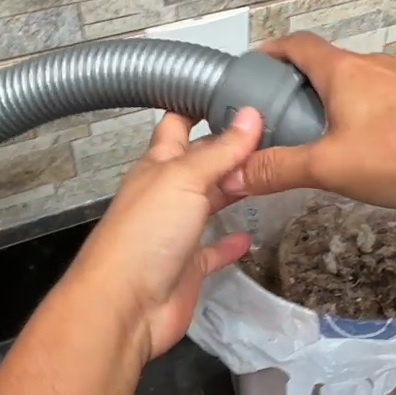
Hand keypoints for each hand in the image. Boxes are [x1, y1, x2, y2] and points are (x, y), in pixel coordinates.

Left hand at [59, 107, 261, 363]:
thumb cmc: (144, 234)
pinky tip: (249, 236)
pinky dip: (230, 243)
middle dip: (229, 148)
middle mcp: (166, 193)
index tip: (233, 88)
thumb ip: (220, 150)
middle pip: (201, 162)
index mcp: (158, 165)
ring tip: (269, 173)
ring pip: (209, 201)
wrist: (124, 306)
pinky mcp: (188, 266)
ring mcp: (176, 230)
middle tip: (271, 132)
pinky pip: (213, 250)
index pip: (177, 123)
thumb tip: (250, 113)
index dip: (199, 104)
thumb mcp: (184, 179)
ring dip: (234, 189)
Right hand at [229, 32, 395, 208]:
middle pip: (326, 63)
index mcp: (343, 70)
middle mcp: (373, 66)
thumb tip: (234, 175)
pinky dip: (362, 112)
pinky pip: (383, 99)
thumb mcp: (329, 166)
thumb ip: (279, 169)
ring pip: (356, 82)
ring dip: (332, 99)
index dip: (271, 50)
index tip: (254, 65)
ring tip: (318, 133)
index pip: (297, 44)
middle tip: (278, 113)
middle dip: (298, 83)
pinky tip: (365, 145)